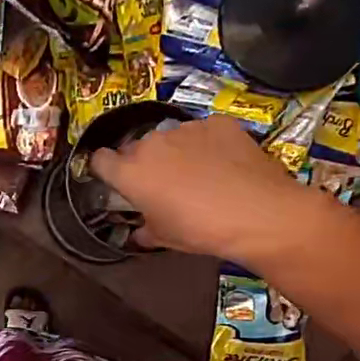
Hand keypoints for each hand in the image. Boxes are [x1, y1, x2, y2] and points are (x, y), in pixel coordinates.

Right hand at [90, 114, 331, 264]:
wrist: (260, 214)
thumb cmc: (200, 229)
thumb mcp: (163, 237)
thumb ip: (143, 229)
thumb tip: (140, 232)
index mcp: (129, 173)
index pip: (99, 159)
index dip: (105, 169)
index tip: (116, 180)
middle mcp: (151, 144)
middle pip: (135, 148)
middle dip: (143, 162)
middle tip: (161, 183)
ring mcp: (186, 130)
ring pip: (169, 138)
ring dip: (175, 151)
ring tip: (197, 172)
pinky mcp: (218, 123)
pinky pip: (202, 131)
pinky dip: (206, 143)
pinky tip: (222, 161)